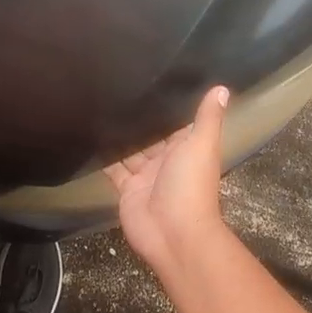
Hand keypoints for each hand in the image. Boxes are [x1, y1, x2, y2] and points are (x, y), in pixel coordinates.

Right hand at [105, 86, 231, 280]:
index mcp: (186, 149)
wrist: (173, 234)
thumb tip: (222, 87)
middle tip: (114, 87)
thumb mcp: (202, 145)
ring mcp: (145, 176)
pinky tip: (88, 134)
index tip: (148, 78)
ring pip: (129, 150)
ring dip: (118, 135)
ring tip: (98, 104)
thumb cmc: (191, 186)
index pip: (174, 123)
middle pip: (149, 136)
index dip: (164, 105)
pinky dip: (103, 156)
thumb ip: (207, 118)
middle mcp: (166, 160)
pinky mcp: (126, 189)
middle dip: (136, 119)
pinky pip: (113, 169)